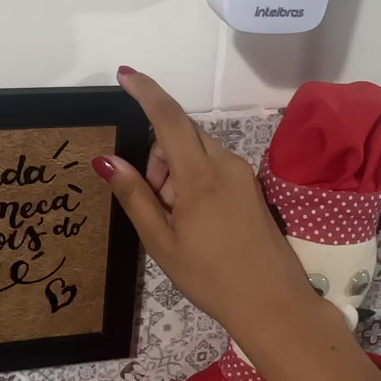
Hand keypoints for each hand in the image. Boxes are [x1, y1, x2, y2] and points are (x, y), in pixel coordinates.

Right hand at [94, 67, 319, 338]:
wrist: (275, 305)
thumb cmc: (211, 277)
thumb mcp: (161, 242)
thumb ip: (134, 196)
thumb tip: (105, 160)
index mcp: (200, 176)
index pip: (168, 118)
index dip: (146, 92)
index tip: (124, 74)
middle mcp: (225, 164)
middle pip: (180, 134)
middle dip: (156, 154)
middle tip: (153, 201)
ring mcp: (241, 174)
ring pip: (195, 150)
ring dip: (174, 170)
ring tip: (175, 218)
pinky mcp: (250, 186)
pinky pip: (212, 165)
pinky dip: (192, 179)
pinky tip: (194, 219)